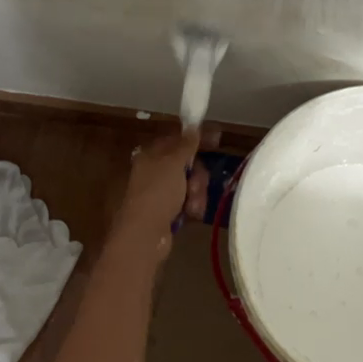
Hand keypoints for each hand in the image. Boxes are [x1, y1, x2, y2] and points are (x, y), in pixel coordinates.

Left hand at [116, 125, 219, 245]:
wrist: (144, 235)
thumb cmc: (157, 193)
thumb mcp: (173, 162)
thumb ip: (186, 144)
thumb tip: (193, 125)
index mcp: (151, 155)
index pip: (177, 139)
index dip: (197, 139)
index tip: (217, 140)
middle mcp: (155, 171)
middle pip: (188, 164)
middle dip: (197, 174)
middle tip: (196, 184)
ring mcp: (161, 192)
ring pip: (191, 184)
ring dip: (197, 193)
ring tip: (192, 204)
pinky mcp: (168, 211)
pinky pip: (188, 201)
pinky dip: (192, 206)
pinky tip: (191, 214)